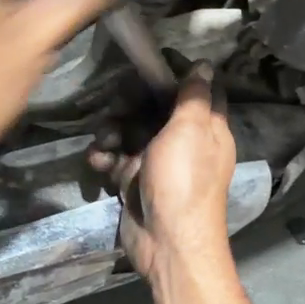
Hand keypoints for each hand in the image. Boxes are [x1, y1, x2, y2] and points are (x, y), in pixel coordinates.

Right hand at [90, 64, 237, 280]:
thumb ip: (194, 96)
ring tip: (103, 138)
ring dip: (112, 131)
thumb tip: (205, 65)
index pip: (196, 90)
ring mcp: (159, 163)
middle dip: (131, 104)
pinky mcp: (136, 182)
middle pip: (155, 108)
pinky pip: (117, 159)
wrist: (167, 242)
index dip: (176, 73)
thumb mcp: (192, 129)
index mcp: (207, 128)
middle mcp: (185, 143)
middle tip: (115, 102)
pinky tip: (97, 160)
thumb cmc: (184, 181)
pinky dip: (105, 157)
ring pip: (131, 132)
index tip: (150, 61)